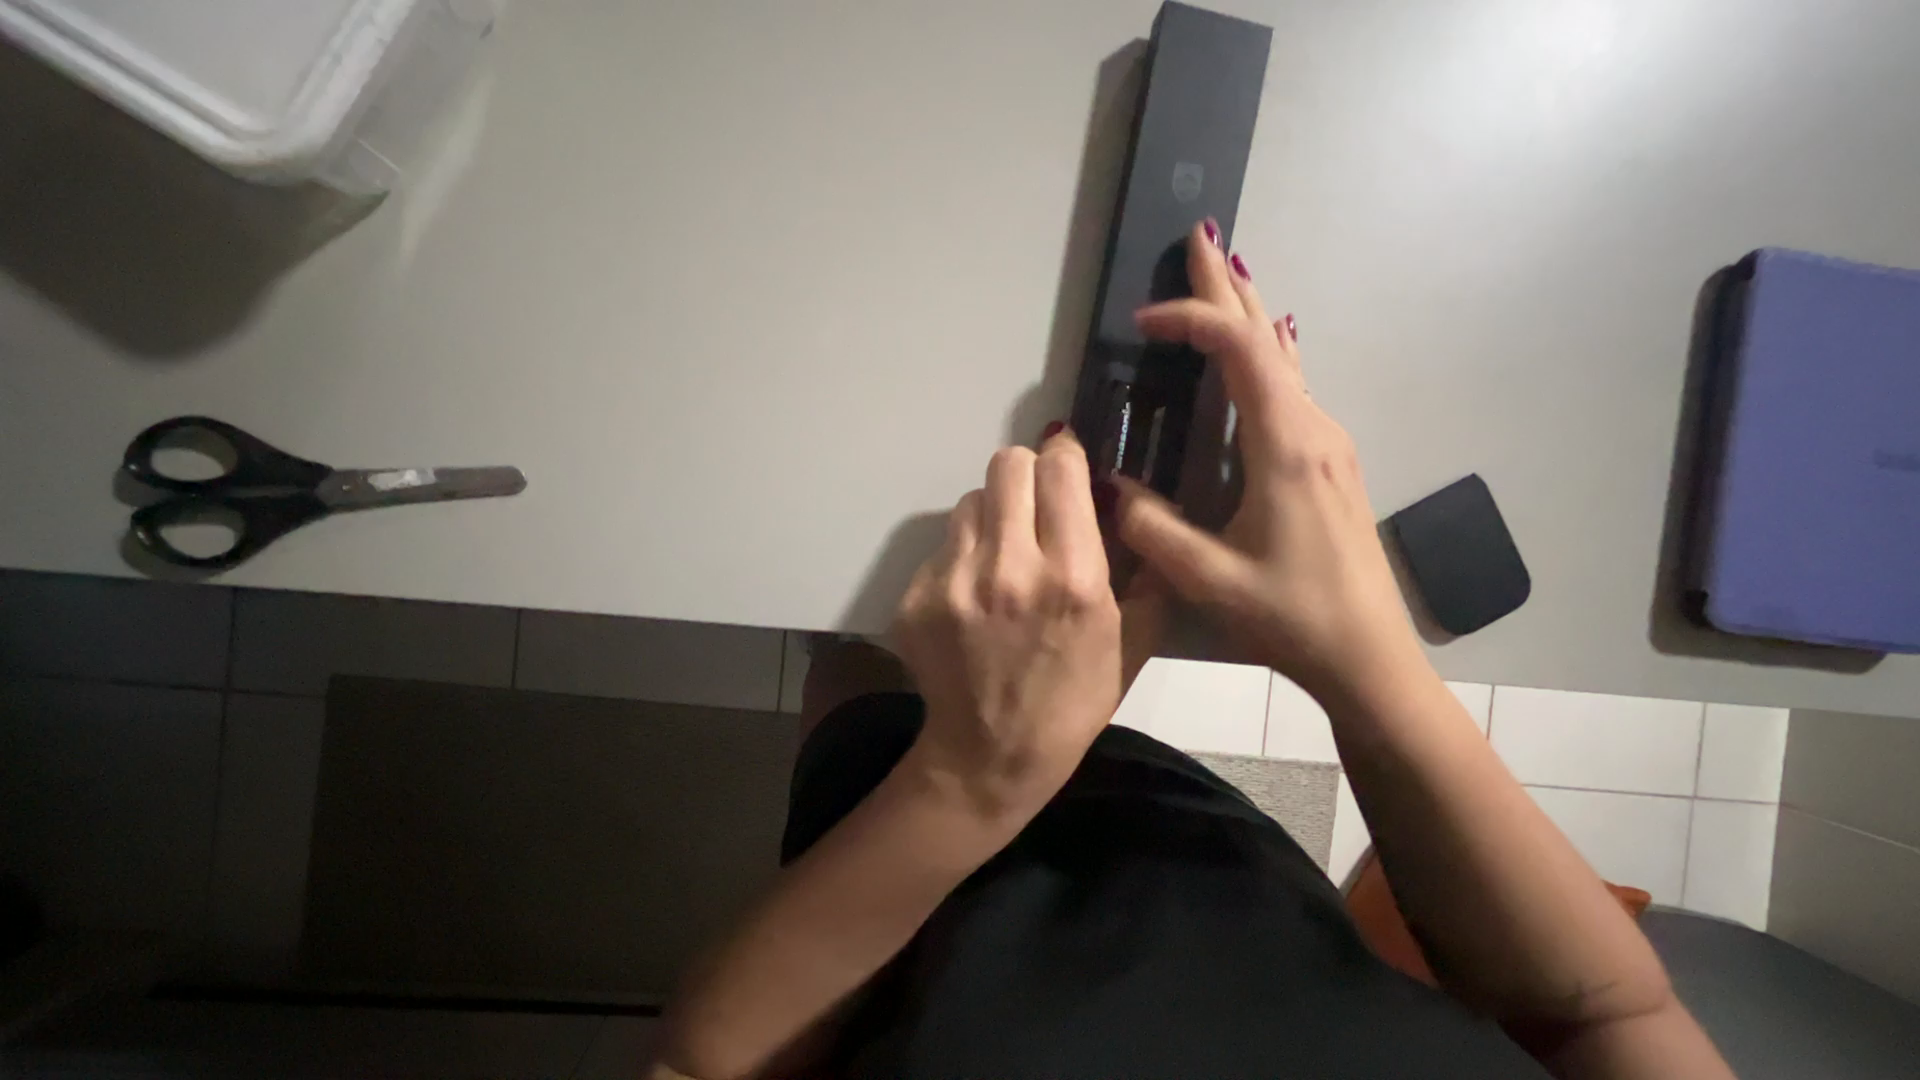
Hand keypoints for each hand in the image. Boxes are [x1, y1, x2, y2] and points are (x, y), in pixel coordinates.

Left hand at [893, 431, 1122, 818]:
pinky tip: (973, 597)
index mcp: (1073, 577)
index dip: (1065, 456)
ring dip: (992, 515)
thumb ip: (1142, 569)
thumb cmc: (1073, 702)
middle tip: (1035, 506)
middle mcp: (1010, 567)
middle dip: (1027, 475)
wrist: (991, 756)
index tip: (1067, 466)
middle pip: (1008, 465)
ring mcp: (954, 580)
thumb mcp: (1131, 641)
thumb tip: (1130, 503)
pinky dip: (962, 556)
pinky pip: (944, 545)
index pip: (1059, 467)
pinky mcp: (916, 596)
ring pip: (971, 500)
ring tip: (1002, 555)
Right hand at [1115, 222, 1421, 701]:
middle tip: (1199, 237)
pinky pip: (1292, 386)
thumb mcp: (1207, 580)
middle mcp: (1314, 429)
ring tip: (1222, 276)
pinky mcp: (1330, 463)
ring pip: (1285, 358)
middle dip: (1229, 286)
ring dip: (1249, 314)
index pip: (1240, 351)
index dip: (1192, 322)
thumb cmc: (1292, 617)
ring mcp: (1329, 443)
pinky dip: (1263, 352)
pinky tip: (1260, 353)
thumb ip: (1150, 528)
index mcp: (1286, 446)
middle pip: (1271, 335)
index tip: (1144, 322)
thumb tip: (1108, 482)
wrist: (1371, 657)